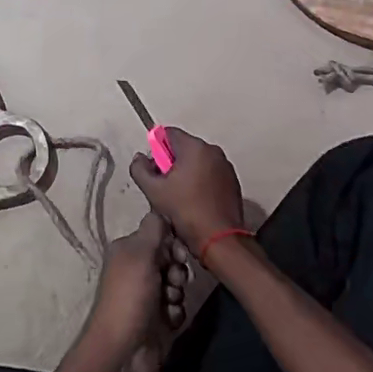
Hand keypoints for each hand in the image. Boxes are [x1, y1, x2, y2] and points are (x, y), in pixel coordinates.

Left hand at [81, 213, 189, 371]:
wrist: (123, 353)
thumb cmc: (129, 298)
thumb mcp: (140, 255)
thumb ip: (154, 230)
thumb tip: (160, 211)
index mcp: (128, 250)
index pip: (158, 233)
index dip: (173, 241)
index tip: (179, 253)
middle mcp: (137, 270)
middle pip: (171, 257)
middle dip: (178, 267)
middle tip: (175, 280)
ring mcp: (148, 296)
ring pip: (177, 283)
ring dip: (178, 291)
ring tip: (170, 302)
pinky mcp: (159, 319)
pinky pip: (178, 306)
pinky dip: (177, 311)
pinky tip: (170, 320)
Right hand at [129, 129, 244, 254]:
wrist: (219, 238)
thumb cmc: (184, 211)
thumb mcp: (153, 191)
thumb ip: (140, 169)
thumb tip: (139, 158)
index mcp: (195, 147)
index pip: (168, 133)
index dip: (156, 149)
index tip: (154, 170)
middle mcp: (213, 150)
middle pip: (184, 147)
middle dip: (171, 162)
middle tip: (163, 185)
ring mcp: (225, 166)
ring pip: (198, 161)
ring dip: (186, 172)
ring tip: (179, 196)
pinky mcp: (233, 181)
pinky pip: (211, 173)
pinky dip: (201, 180)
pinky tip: (195, 201)